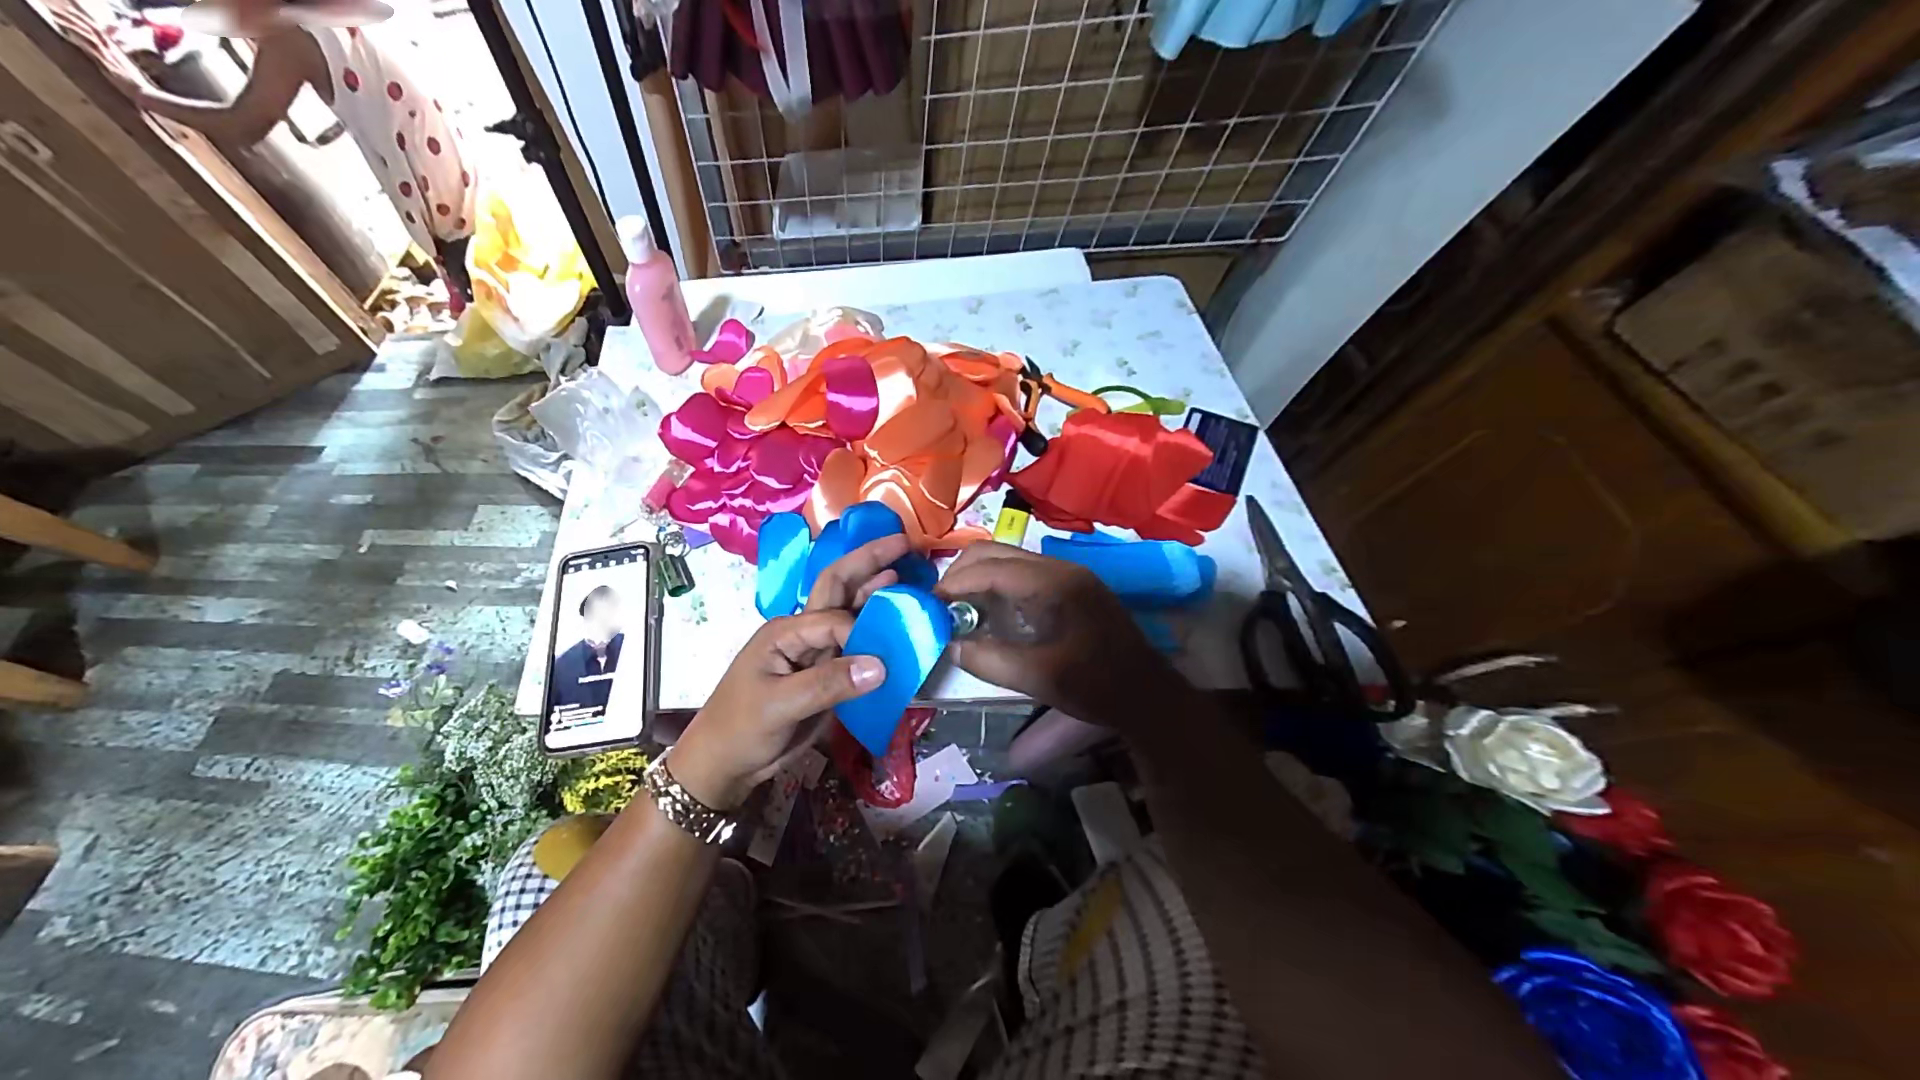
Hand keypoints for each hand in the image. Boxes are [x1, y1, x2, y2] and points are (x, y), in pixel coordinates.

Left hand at [669, 535, 906, 808]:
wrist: (726, 764)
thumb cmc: (741, 728)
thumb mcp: (780, 705)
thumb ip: (829, 683)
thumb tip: (881, 665)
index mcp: (784, 630)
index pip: (834, 618)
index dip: (861, 632)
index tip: (881, 661)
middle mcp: (802, 631)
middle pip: (838, 587)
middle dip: (869, 561)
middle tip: (905, 542)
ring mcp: (815, 651)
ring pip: (850, 611)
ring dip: (876, 589)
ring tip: (907, 571)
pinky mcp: (826, 673)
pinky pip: (856, 645)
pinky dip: (878, 630)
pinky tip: (898, 623)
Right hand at [935, 543, 1194, 728]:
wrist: (1148, 695)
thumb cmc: (1097, 685)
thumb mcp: (1040, 678)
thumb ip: (991, 660)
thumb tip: (951, 645)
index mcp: (1054, 582)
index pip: (991, 568)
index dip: (954, 583)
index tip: (928, 604)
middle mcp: (1059, 568)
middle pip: (996, 552)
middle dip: (961, 573)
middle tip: (939, 605)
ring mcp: (1067, 575)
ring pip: (1008, 560)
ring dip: (978, 577)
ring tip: (957, 608)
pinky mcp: (1070, 587)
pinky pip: (1022, 574)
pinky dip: (996, 585)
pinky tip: (987, 611)